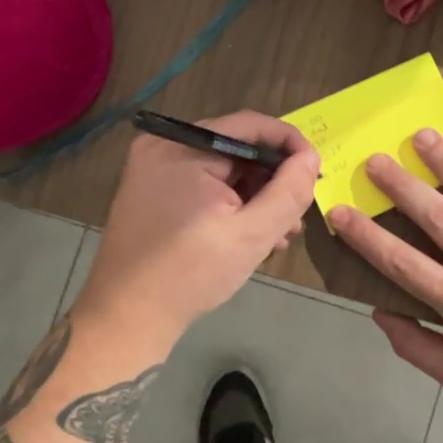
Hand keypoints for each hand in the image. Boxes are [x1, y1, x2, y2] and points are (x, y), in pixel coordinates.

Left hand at [74, 111, 319, 346]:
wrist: (126, 318)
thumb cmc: (190, 274)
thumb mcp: (252, 234)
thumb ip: (288, 192)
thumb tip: (311, 159)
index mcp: (183, 148)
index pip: (250, 125)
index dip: (290, 144)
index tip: (315, 173)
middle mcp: (163, 147)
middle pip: (235, 147)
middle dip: (272, 179)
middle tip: (298, 213)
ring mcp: (152, 171)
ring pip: (220, 170)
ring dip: (254, 196)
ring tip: (280, 234)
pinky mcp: (150, 194)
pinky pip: (201, 186)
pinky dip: (228, 204)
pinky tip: (248, 236)